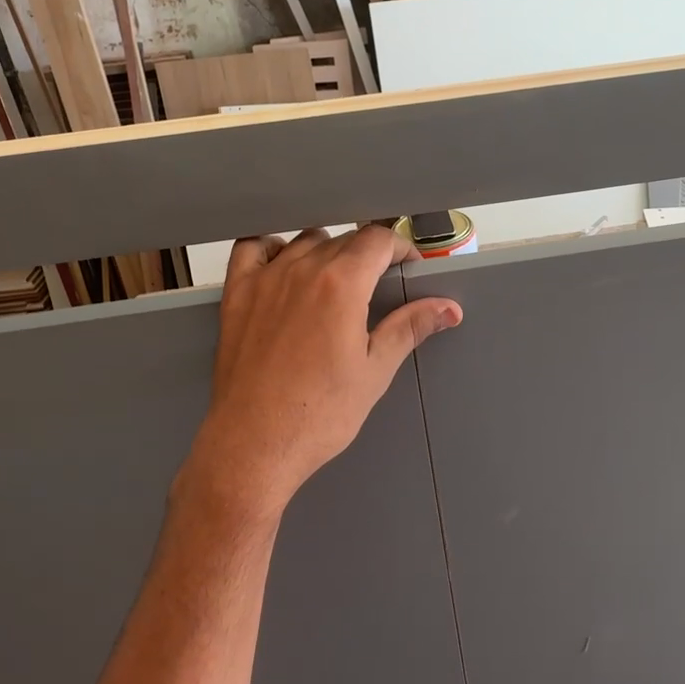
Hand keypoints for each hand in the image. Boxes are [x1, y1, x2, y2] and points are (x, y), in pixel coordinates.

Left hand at [182, 225, 462, 520]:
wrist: (254, 444)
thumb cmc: (316, 415)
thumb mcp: (375, 371)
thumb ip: (409, 328)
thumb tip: (447, 309)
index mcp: (342, 285)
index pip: (378, 239)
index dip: (400, 248)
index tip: (407, 266)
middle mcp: (302, 271)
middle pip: (344, 239)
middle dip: (369, 253)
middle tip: (380, 284)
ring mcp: (265, 280)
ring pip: (304, 240)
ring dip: (327, 250)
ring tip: (338, 282)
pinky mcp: (237, 295)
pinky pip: (252, 248)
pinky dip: (272, 249)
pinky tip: (284, 267)